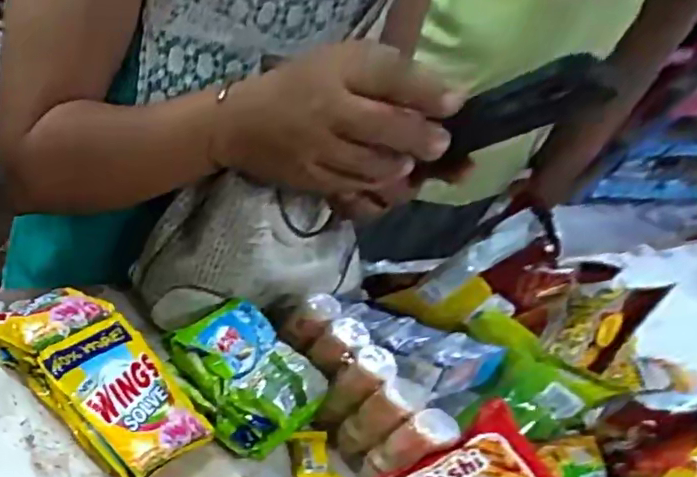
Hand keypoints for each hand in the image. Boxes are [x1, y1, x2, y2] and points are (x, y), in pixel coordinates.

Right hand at [214, 40, 459, 201]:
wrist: (240, 125)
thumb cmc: (299, 85)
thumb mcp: (343, 62)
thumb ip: (386, 76)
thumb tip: (436, 99)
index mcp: (342, 79)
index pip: (393, 85)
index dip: (428, 97)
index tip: (456, 105)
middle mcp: (330, 119)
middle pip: (385, 132)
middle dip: (418, 142)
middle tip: (440, 148)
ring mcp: (318, 157)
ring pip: (367, 168)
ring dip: (397, 171)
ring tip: (412, 170)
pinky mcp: (309, 182)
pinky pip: (346, 191)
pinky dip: (371, 193)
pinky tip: (386, 188)